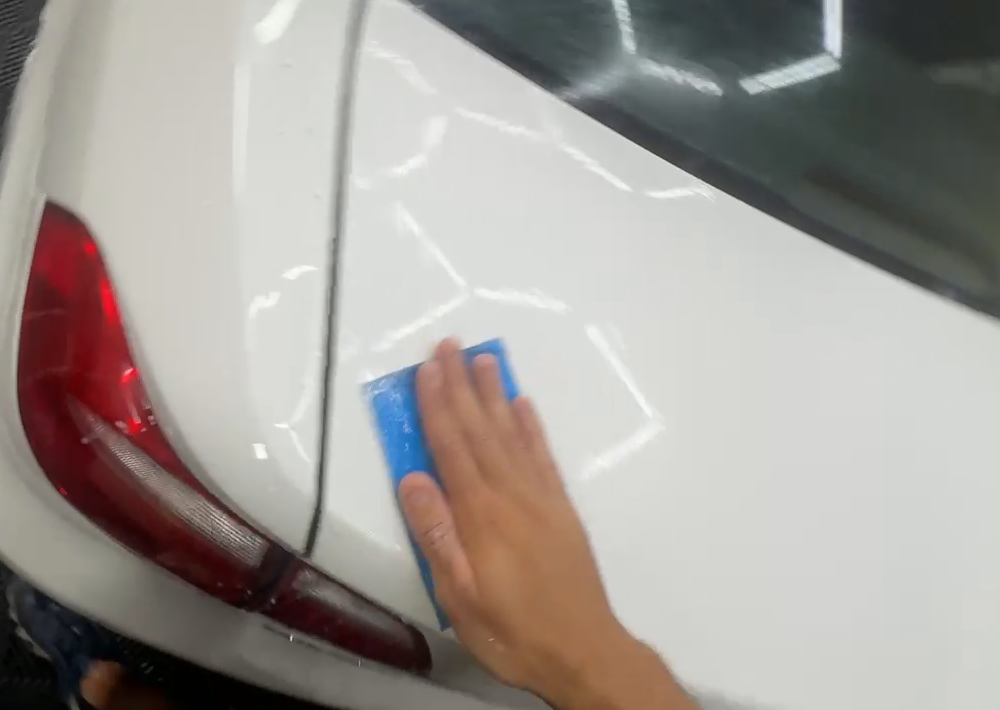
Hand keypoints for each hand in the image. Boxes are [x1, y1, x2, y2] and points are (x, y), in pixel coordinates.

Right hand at [400, 338, 692, 709]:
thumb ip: (435, 534)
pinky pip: (542, 455)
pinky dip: (530, 425)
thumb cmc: (512, 630)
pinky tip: (521, 403)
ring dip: (493, 393)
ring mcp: (539, 497)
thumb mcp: (459, 595)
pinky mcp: (560, 507)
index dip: (436, 404)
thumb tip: (411, 478)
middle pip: (478, 428)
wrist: (587, 655)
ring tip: (483, 358)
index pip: (450, 445)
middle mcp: (509, 492)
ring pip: (510, 432)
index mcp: (479, 512)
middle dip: (460, 384)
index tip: (426, 369)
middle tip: (449, 344)